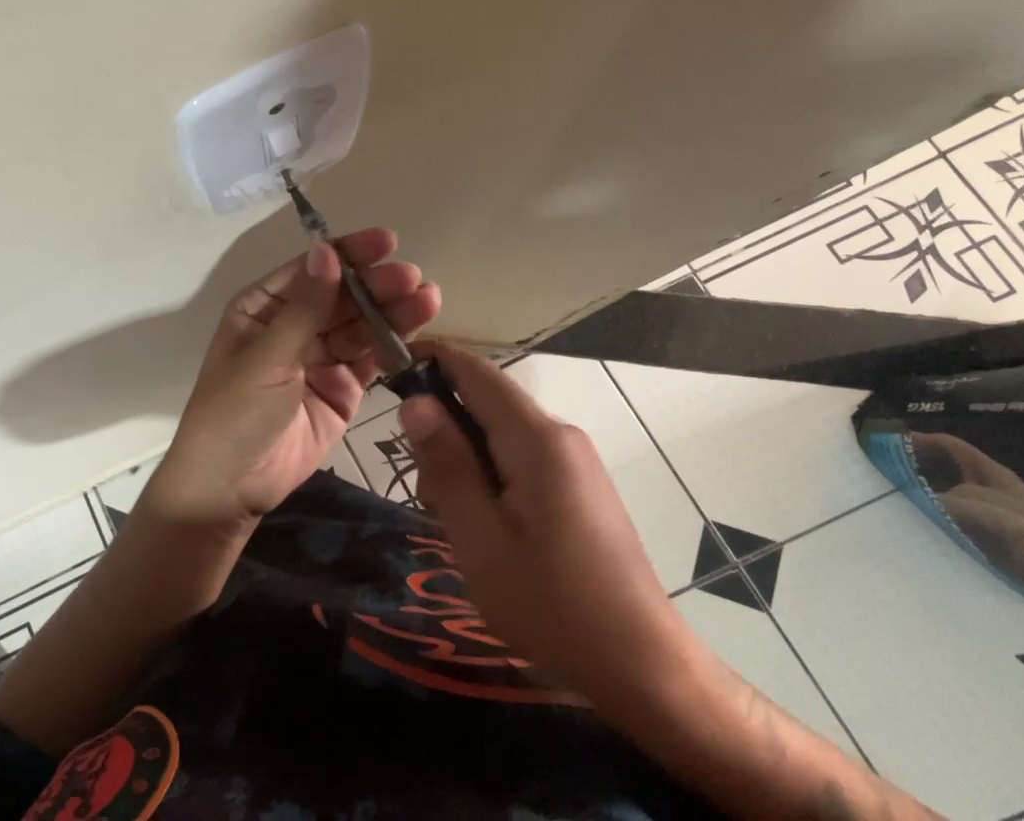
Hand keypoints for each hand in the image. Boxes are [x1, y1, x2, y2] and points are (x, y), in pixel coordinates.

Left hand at [140, 228, 439, 532]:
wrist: (230, 487)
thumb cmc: (234, 412)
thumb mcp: (266, 356)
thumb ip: (305, 308)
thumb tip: (326, 250)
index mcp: (262, 309)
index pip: (311, 271)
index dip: (348, 254)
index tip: (388, 240)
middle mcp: (292, 327)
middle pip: (341, 297)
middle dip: (376, 286)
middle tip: (413, 279)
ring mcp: (319, 359)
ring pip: (361, 327)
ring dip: (391, 313)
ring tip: (427, 299)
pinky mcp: (341, 391)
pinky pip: (370, 361)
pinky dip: (392, 348)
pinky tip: (417, 333)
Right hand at [400, 341, 700, 707]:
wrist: (638, 662)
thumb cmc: (548, 601)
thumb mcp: (477, 537)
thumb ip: (446, 465)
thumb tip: (417, 402)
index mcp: (537, 440)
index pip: (475, 372)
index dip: (430, 360)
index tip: (386, 370)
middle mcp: (561, 438)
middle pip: (487, 403)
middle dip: (443, 426)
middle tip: (418, 485)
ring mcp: (575, 464)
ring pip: (501, 436)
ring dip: (464, 459)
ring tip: (450, 518)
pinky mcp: (580, 490)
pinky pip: (521, 461)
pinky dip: (489, 478)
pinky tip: (483, 529)